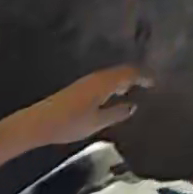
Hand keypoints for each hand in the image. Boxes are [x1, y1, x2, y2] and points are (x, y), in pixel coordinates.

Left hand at [2, 65, 149, 148]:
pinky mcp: (80, 86)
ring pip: (113, 74)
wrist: (37, 122)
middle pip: (123, 70)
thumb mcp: (96, 122)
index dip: (145, 76)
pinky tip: (112, 94)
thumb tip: (134, 106)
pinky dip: (114, 83)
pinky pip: (106, 79)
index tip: (155, 82)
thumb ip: (117, 113)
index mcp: (107, 82)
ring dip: (124, 79)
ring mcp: (89, 80)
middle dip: (136, 75)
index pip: (132, 73)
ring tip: (131, 89)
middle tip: (146, 83)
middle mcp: (100, 76)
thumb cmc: (69, 122)